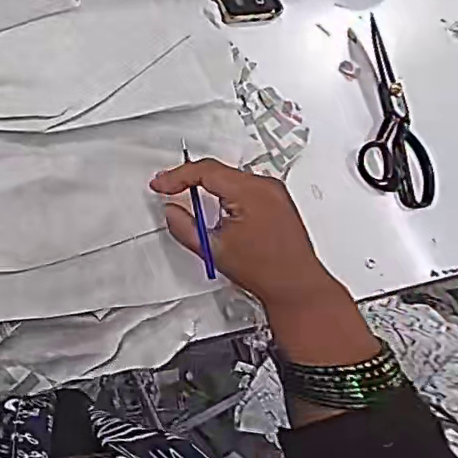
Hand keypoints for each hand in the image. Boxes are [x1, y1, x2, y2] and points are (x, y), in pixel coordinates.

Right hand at [151, 158, 341, 309]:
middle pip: (217, 171)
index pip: (205, 171)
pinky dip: (224, 192)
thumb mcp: (213, 249)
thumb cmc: (267, 271)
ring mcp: (274, 192)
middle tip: (168, 187)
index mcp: (250, 192)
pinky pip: (244, 186)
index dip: (176, 176)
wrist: (296, 286)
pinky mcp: (277, 201)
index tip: (161, 184)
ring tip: (186, 196)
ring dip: (207, 185)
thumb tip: (172, 212)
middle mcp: (266, 187)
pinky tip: (214, 205)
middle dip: (189, 178)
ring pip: (230, 177)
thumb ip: (184, 227)